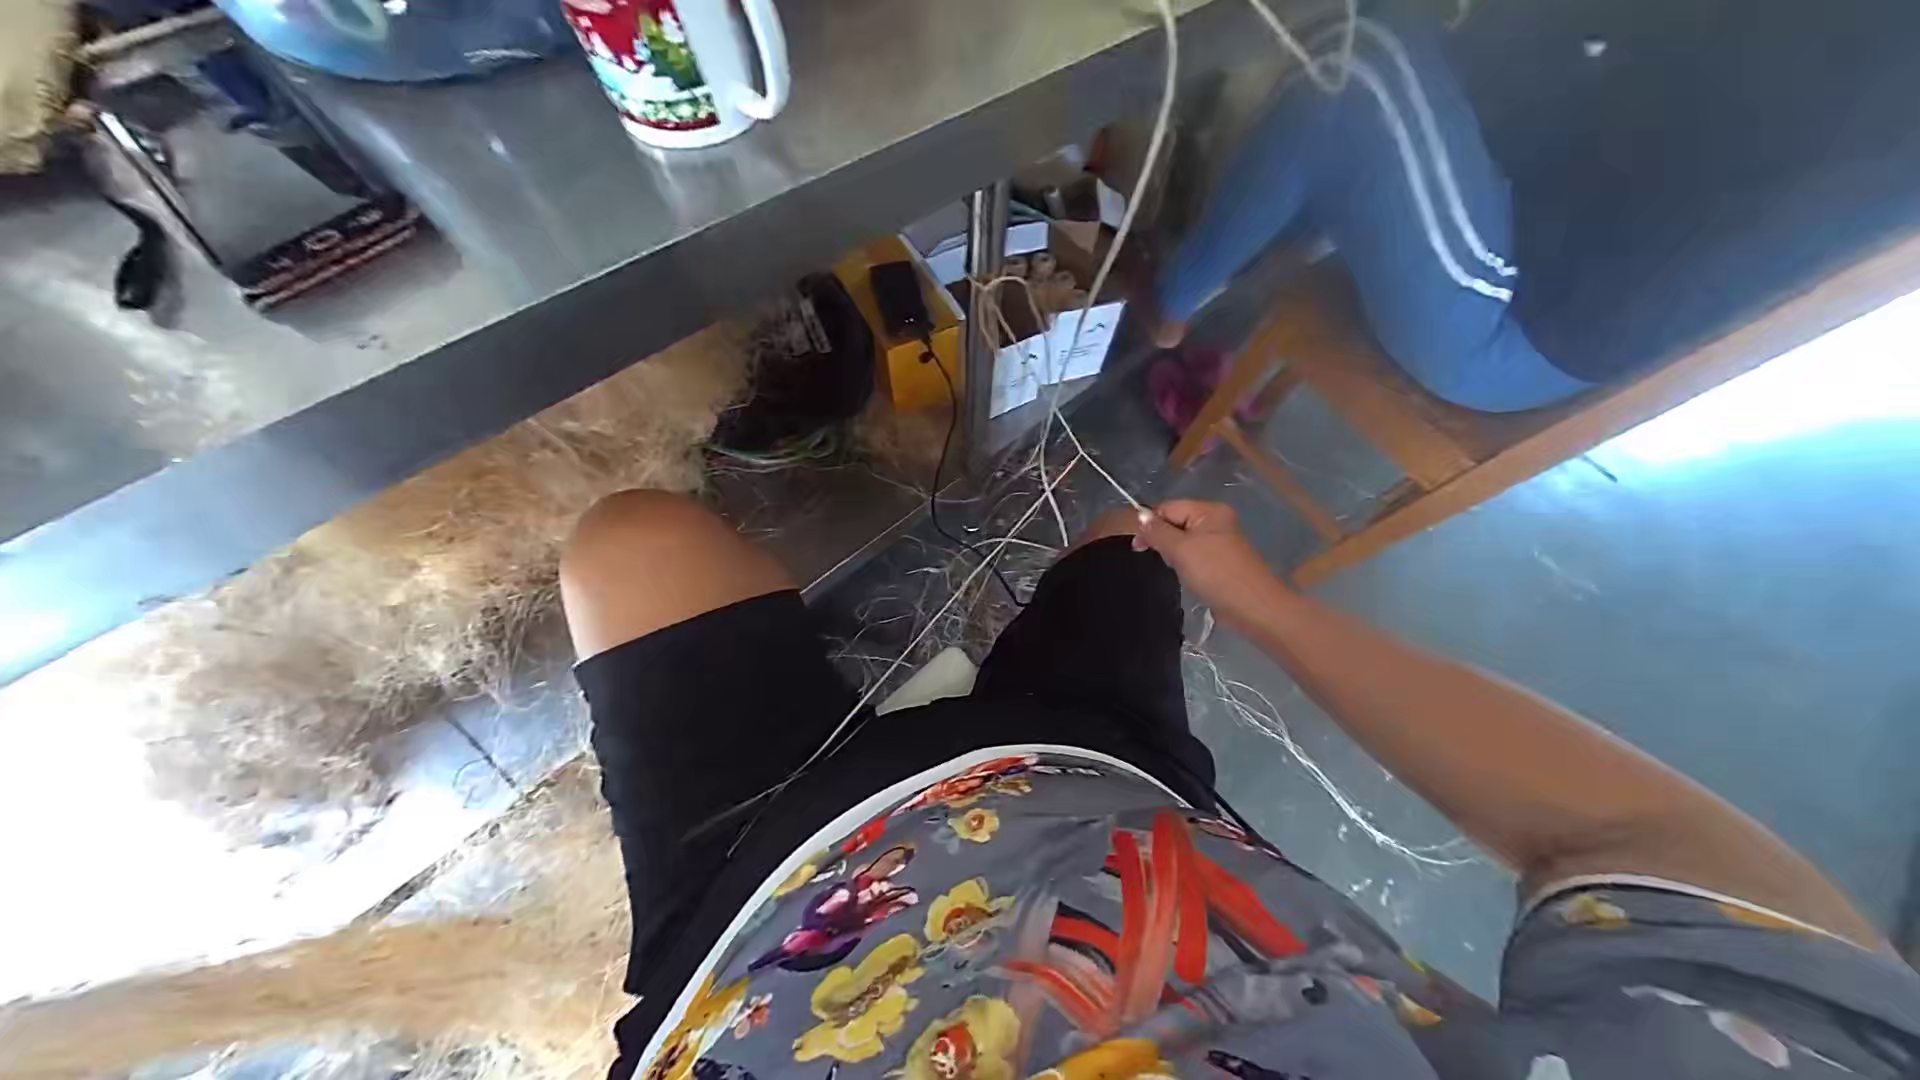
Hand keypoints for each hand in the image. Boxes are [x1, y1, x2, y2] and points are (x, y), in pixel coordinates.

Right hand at [1132, 499, 1292, 623]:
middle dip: (1162, 540)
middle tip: (1161, 559)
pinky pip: (1193, 554)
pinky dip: (1185, 563)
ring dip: (1173, 553)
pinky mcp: (1221, 560)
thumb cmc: (1215, 574)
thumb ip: (1157, 531)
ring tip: (1176, 569)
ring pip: (1182, 540)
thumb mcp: (1180, 550)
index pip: (1168, 508)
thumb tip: (1140, 515)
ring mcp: (1220, 541)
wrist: (1253, 607)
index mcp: (1209, 511)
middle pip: (1175, 522)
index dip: (1150, 524)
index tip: (1138, 547)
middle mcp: (1216, 521)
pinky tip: (1186, 576)